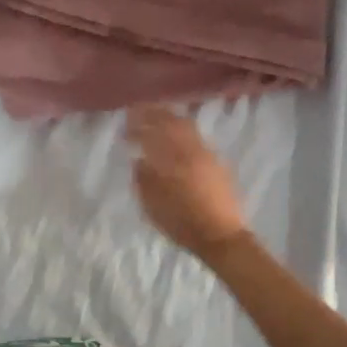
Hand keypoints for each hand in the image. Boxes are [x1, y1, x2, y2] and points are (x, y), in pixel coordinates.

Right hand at [126, 105, 249, 257]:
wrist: (221, 236)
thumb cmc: (182, 223)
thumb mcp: (152, 206)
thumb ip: (143, 179)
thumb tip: (138, 160)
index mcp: (171, 160)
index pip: (151, 133)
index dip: (137, 125)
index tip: (125, 122)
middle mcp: (190, 150)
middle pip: (171, 121)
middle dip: (154, 113)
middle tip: (140, 110)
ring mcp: (206, 153)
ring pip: (186, 125)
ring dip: (170, 118)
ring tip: (159, 117)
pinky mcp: (217, 161)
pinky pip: (197, 136)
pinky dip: (183, 129)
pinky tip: (178, 136)